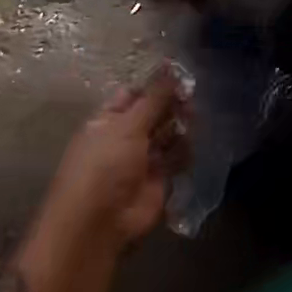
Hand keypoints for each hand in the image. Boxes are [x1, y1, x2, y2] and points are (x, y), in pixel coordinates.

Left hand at [43, 62, 192, 246]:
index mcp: (108, 121)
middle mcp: (125, 137)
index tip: (182, 76)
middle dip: (173, 105)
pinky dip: (186, 151)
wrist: (99, 224)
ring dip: (181, 126)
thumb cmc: (104, 167)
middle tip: (191, 100)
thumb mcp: (127, 125)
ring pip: (169, 133)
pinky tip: (191, 146)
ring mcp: (142, 159)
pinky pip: (178, 157)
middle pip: (155, 112)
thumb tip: (171, 67)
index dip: (156, 85)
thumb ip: (154, 97)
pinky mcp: (160, 179)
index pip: (134, 94)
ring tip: (191, 123)